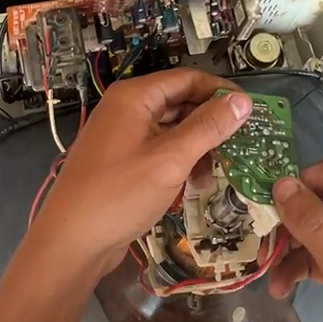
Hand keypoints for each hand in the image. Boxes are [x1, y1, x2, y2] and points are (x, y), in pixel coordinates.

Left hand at [28, 69, 250, 276]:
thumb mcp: (170, 159)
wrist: (71, 242)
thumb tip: (243, 101)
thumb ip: (208, 127)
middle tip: (242, 144)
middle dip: (211, 124)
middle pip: (180, 103)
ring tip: (217, 172)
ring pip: (172, 129)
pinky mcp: (122, 161)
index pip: (187, 79)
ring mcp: (122, 135)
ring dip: (197, 147)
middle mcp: (127, 108)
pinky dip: (180, 162)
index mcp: (134, 97)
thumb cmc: (119, 194)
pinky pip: (159, 150)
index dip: (220, 92)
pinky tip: (194, 184)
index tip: (251, 111)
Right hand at [269, 155, 322, 321]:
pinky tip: (281, 288)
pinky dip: (299, 269)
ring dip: (291, 246)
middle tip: (262, 232)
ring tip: (267, 267)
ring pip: (320, 232)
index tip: (279, 196)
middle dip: (294, 215)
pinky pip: (320, 260)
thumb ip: (314, 223)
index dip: (312, 177)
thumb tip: (281, 183)